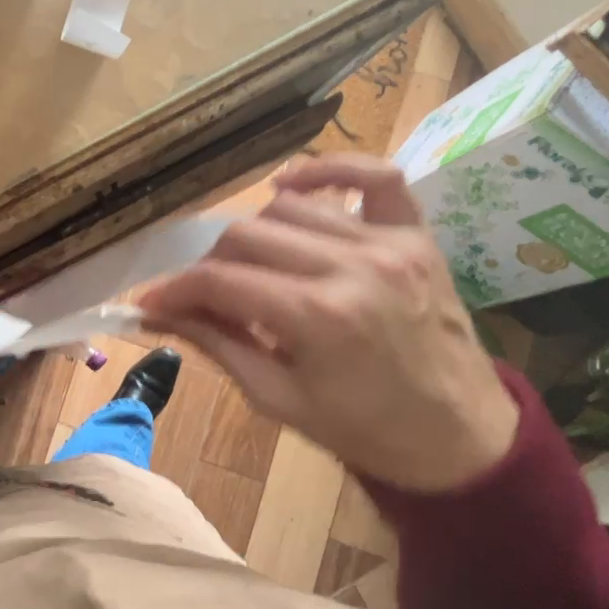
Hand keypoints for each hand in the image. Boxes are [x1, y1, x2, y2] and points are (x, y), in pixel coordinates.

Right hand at [138, 155, 517, 491]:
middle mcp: (352, 266)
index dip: (173, 290)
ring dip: (252, 234)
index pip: (219, 280)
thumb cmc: (359, 428)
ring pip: (290, 207)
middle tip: (198, 296)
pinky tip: (289, 185)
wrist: (458, 435)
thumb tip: (157, 314)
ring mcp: (390, 243)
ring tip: (248, 267)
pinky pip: (375, 177)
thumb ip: (216, 342)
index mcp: (317, 317)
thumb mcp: (275, 396)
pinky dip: (328, 172)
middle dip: (206, 266)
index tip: (149, 304)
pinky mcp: (417, 235)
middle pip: (245, 235)